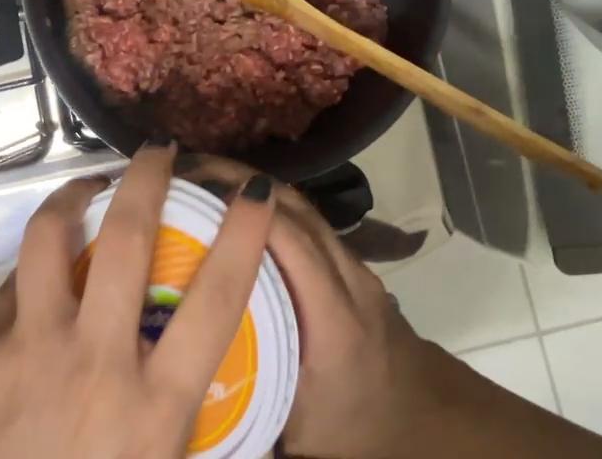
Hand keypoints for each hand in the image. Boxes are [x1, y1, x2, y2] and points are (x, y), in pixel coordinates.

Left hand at [0, 140, 277, 458]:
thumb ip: (191, 427)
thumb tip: (215, 383)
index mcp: (155, 404)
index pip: (216, 302)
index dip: (244, 237)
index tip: (256, 191)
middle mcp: (98, 359)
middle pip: (128, 239)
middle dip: (148, 180)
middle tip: (158, 150)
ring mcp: (34, 348)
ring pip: (52, 238)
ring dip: (73, 196)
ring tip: (87, 183)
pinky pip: (14, 284)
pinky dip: (33, 265)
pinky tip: (41, 265)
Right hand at [173, 154, 434, 457]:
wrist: (420, 421)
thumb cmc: (351, 429)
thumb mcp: (294, 424)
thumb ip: (248, 392)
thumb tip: (186, 374)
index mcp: (336, 320)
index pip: (292, 242)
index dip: (244, 209)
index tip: (192, 192)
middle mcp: (350, 280)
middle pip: (295, 210)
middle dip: (238, 181)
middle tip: (181, 173)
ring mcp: (353, 265)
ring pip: (302, 207)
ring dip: (252, 184)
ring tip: (197, 178)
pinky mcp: (348, 262)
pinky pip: (305, 219)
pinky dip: (267, 203)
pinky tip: (231, 203)